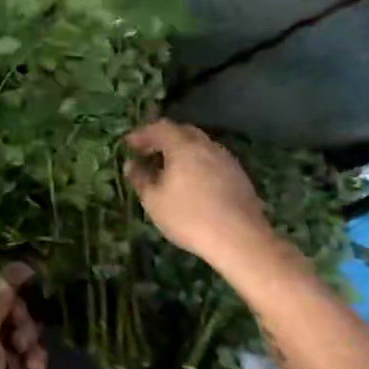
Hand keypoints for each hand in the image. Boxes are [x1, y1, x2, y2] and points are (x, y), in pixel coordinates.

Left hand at [0, 264, 45, 368]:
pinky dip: (31, 362)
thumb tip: (15, 266)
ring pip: (18, 336)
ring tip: (32, 357)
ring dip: (30, 343)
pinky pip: (23, 360)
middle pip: (6, 312)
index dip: (7, 287)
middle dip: (21, 319)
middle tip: (26, 333)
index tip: (31, 280)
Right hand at [124, 119, 274, 264]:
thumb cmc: (189, 217)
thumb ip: (140, 178)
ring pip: (200, 145)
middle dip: (163, 138)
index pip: (160, 128)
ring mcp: (226, 160)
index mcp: (184, 147)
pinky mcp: (239, 176)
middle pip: (183, 132)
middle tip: (148, 152)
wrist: (240, 239)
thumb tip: (132, 164)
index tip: (128, 144)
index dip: (142, 134)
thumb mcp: (154, 200)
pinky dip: (197, 163)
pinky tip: (192, 182)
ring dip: (181, 151)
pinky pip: (212, 160)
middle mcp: (207, 147)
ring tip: (168, 168)